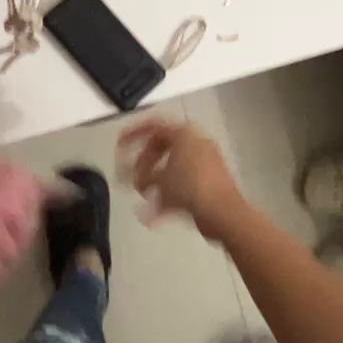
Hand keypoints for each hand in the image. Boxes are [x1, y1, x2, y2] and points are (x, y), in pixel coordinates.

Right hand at [118, 119, 251, 242]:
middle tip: (130, 176)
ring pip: (171, 170)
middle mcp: (196, 145)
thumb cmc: (190, 186)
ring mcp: (204, 165)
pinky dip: (166, 198)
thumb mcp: (160, 177)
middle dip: (143, 164)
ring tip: (142, 194)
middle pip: (162, 149)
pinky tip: (152, 215)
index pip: (154, 126)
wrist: (223, 212)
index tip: (120, 144)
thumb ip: (144, 174)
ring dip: (153, 183)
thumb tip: (138, 179)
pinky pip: (181, 187)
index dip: (134, 133)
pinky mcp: (208, 184)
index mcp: (185, 134)